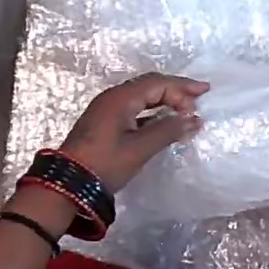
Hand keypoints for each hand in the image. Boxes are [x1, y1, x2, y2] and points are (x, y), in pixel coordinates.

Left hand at [58, 73, 206, 191]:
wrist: (68, 184)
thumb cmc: (105, 163)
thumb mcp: (140, 148)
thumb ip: (169, 130)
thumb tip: (195, 120)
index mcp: (120, 98)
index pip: (157, 84)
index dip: (181, 90)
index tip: (199, 106)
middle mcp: (113, 97)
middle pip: (150, 85)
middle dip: (176, 89)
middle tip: (200, 93)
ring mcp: (107, 110)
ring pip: (142, 96)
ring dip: (165, 100)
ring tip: (186, 107)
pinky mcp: (105, 123)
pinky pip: (135, 108)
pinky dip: (153, 112)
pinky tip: (165, 121)